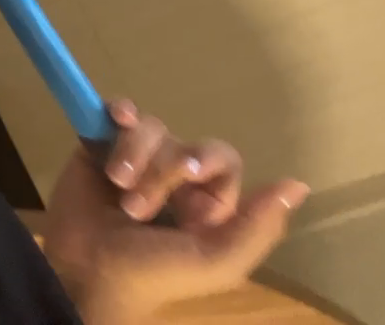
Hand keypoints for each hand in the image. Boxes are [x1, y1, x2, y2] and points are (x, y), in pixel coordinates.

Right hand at [42, 100, 309, 322]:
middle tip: (135, 206)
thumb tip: (297, 185)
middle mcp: (174, 173)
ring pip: (147, 127)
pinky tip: (114, 118)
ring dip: (132, 153)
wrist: (87, 267)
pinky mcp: (98, 143)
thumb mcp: (216, 263)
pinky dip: (116, 111)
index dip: (205, 160)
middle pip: (180, 142)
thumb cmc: (154, 272)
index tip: (188, 177)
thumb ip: (257, 228)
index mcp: (208, 201)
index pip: (221, 158)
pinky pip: (113, 113)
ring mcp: (134, 156)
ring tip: (116, 183)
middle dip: (160, 170)